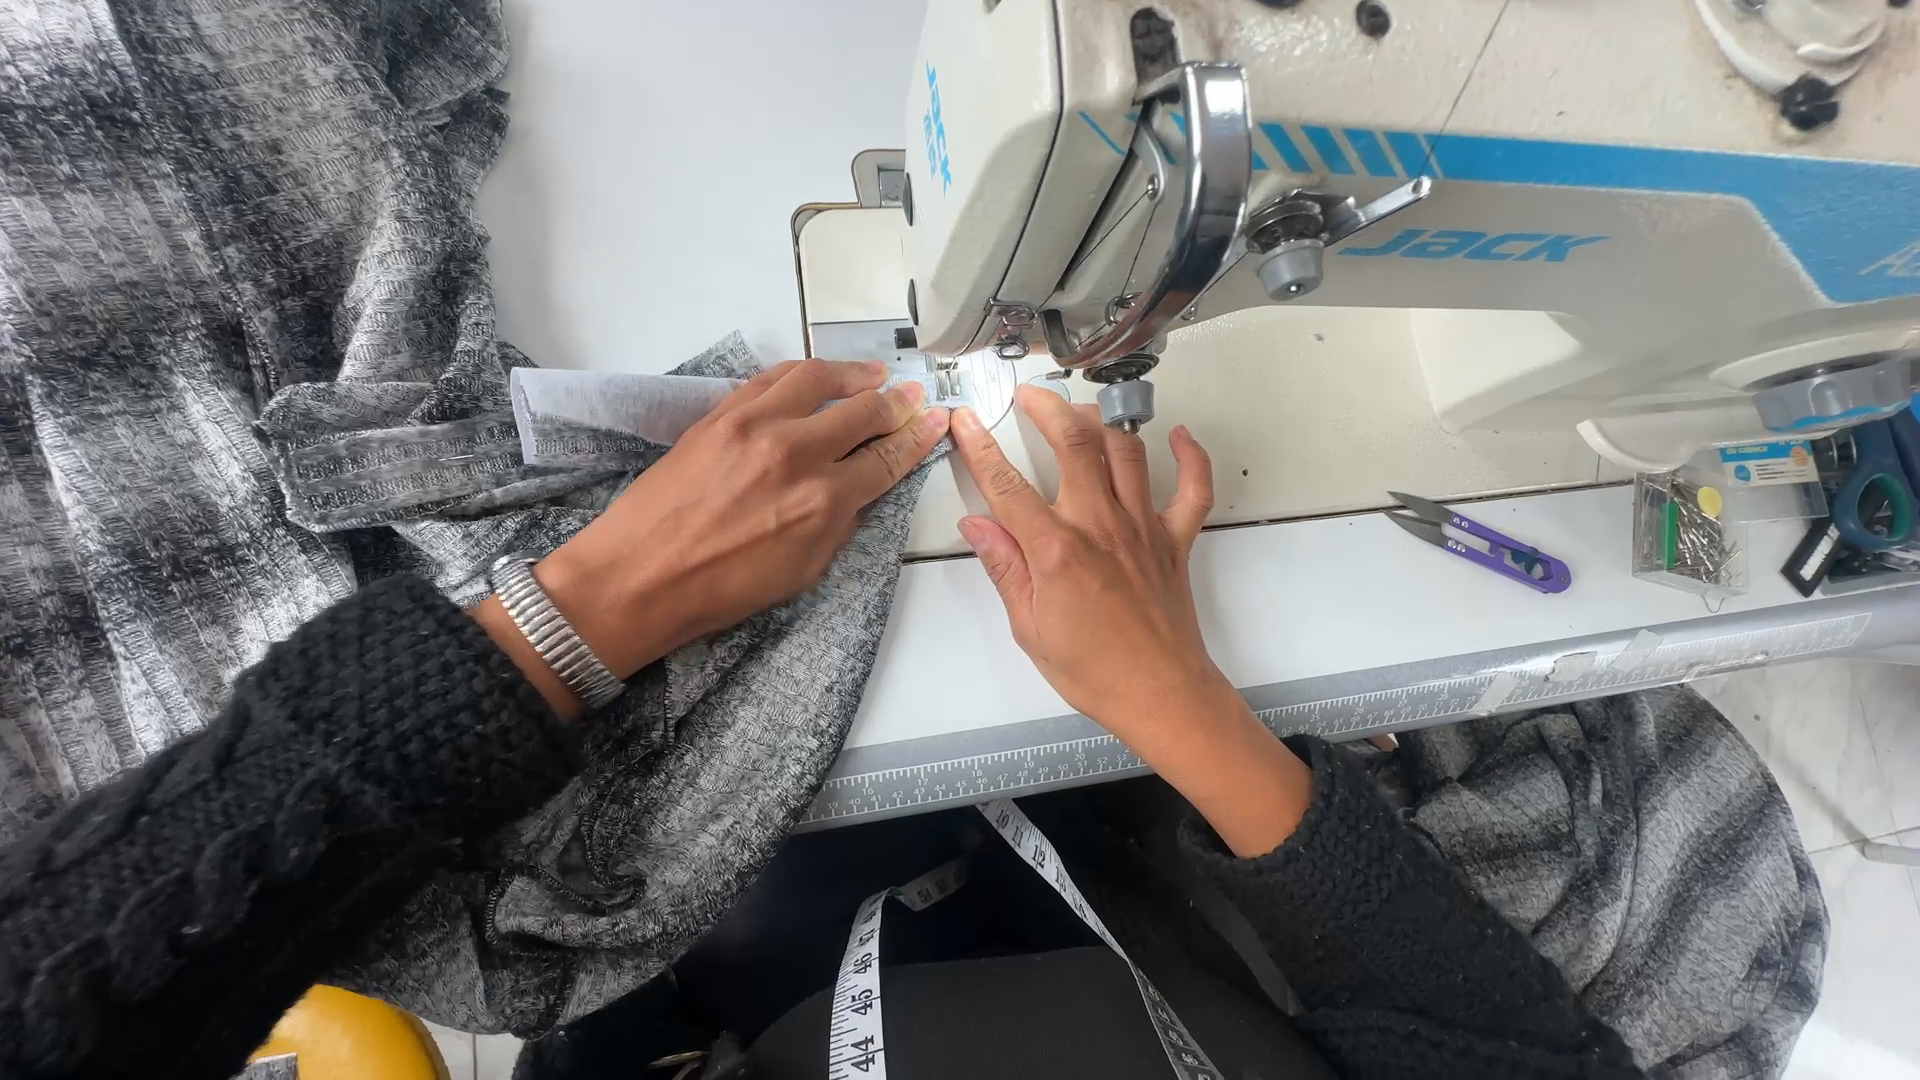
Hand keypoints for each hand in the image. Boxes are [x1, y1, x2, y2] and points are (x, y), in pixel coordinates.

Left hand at [479, 359, 948, 715]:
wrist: (638, 578)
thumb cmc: (724, 590)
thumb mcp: (804, 571)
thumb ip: (840, 521)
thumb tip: (858, 485)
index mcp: (823, 503)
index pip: (886, 459)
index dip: (918, 437)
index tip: (937, 419)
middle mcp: (796, 454)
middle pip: (863, 412)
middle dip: (897, 402)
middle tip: (914, 394)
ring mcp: (755, 426)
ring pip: (819, 379)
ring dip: (855, 373)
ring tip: (875, 373)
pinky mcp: (720, 414)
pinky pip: (773, 377)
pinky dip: (805, 372)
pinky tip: (819, 375)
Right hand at [950, 385, 1221, 738]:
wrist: (1159, 695)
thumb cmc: (1095, 671)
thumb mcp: (1030, 626)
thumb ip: (1004, 567)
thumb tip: (977, 527)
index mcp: (1056, 551)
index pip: (1007, 484)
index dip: (980, 447)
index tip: (965, 422)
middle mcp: (1100, 527)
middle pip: (1074, 444)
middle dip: (1047, 408)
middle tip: (1029, 396)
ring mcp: (1142, 528)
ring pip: (1126, 451)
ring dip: (1102, 421)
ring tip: (1079, 412)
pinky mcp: (1174, 540)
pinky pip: (1192, 488)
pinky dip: (1190, 456)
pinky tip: (1178, 436)